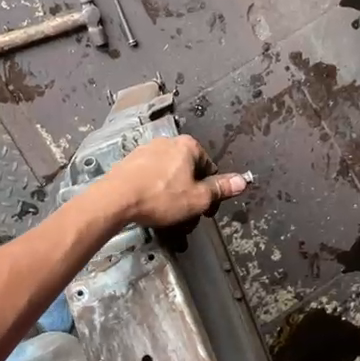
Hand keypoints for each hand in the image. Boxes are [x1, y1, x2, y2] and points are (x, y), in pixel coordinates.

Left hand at [97, 136, 246, 226]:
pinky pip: (150, 178)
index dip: (210, 193)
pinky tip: (149, 208)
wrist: (115, 199)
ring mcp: (146, 150)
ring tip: (167, 217)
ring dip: (172, 196)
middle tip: (186, 218)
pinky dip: (154, 192)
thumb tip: (244, 180)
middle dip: (190, 195)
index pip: (209, 169)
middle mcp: (167, 142)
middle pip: (188, 172)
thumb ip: (220, 189)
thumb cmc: (161, 197)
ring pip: (168, 176)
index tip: (204, 211)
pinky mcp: (129, 162)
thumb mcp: (197, 198)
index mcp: (188, 146)